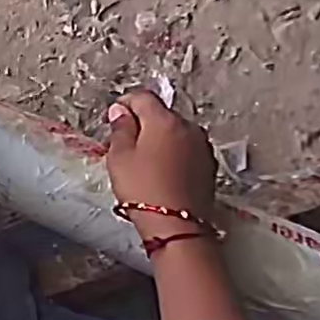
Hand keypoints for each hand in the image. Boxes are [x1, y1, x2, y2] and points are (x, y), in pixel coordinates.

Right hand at [104, 90, 218, 238]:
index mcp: (163, 121)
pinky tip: (159, 169)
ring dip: (157, 137)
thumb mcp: (119, 156)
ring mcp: (201, 145)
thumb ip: (120, 128)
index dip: (123, 103)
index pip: (142, 97)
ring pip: (174, 131)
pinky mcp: (207, 163)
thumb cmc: (142, 188)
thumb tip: (120, 110)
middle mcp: (188, 127)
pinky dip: (171, 151)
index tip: (112, 118)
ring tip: (141, 159)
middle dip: (141, 122)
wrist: (176, 222)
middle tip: (122, 142)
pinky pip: (185, 147)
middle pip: (160, 113)